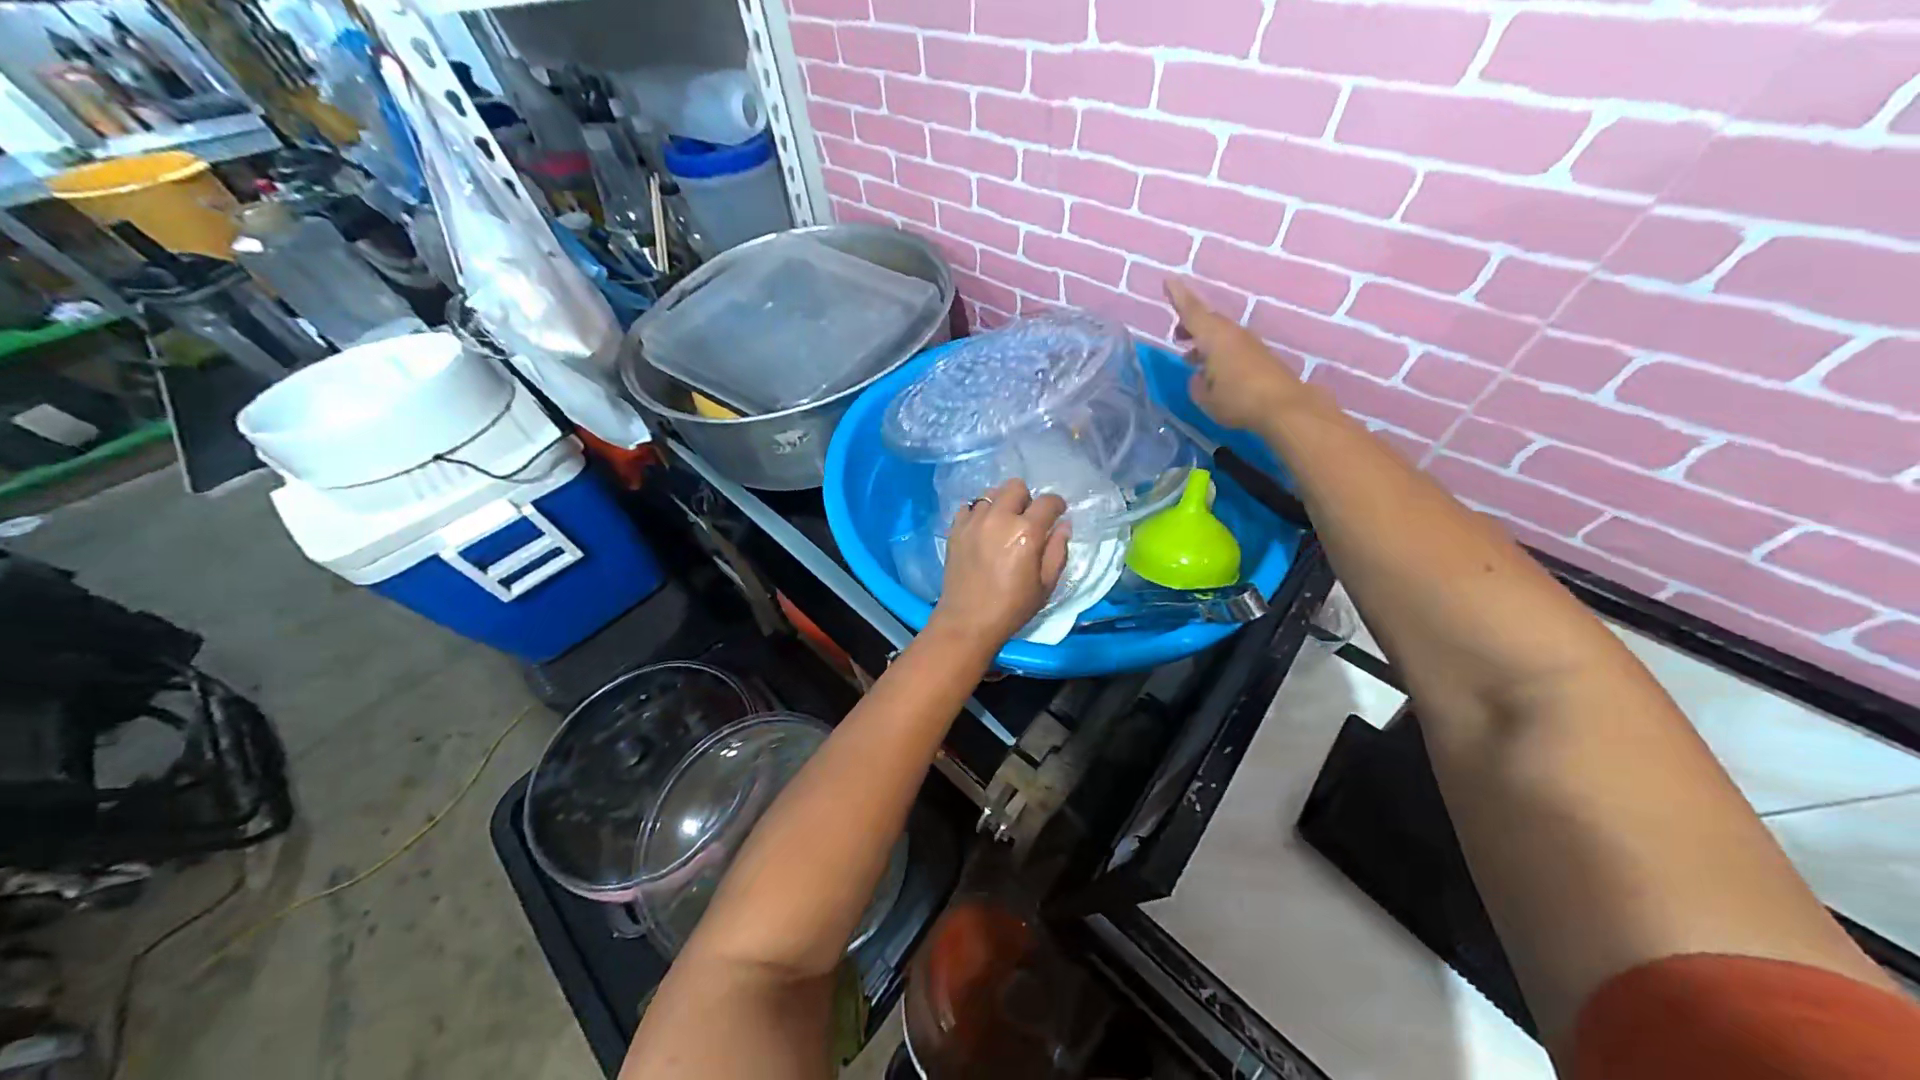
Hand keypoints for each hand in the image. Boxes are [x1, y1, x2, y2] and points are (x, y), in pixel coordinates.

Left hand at [928, 479, 1070, 647]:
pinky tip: (982, 530)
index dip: (1057, 506)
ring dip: (1001, 504)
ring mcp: (973, 521)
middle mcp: (999, 518)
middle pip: (1016, 487)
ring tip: (1002, 524)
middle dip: (1027, 499)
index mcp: (1026, 531)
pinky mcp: (955, 529)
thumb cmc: (1012, 607)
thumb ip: (1058, 550)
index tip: (1057, 515)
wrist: (968, 621)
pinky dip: (978, 513)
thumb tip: (1063, 525)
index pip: (1047, 502)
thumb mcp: (1046, 584)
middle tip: (1027, 520)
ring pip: (991, 494)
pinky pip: (969, 507)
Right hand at [1166, 279, 1310, 433]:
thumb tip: (1199, 376)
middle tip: (1177, 336)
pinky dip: (1218, 352)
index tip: (1168, 280)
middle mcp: (1231, 334)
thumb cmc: (1238, 400)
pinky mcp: (1260, 356)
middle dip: (1190, 325)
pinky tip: (1213, 372)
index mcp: (1214, 337)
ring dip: (1204, 341)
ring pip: (1219, 334)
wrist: (1285, 407)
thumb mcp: (1205, 398)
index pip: (1191, 311)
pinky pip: (1231, 347)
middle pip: (1207, 321)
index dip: (1178, 296)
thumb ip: (1196, 384)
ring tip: (1191, 358)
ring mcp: (1248, 344)